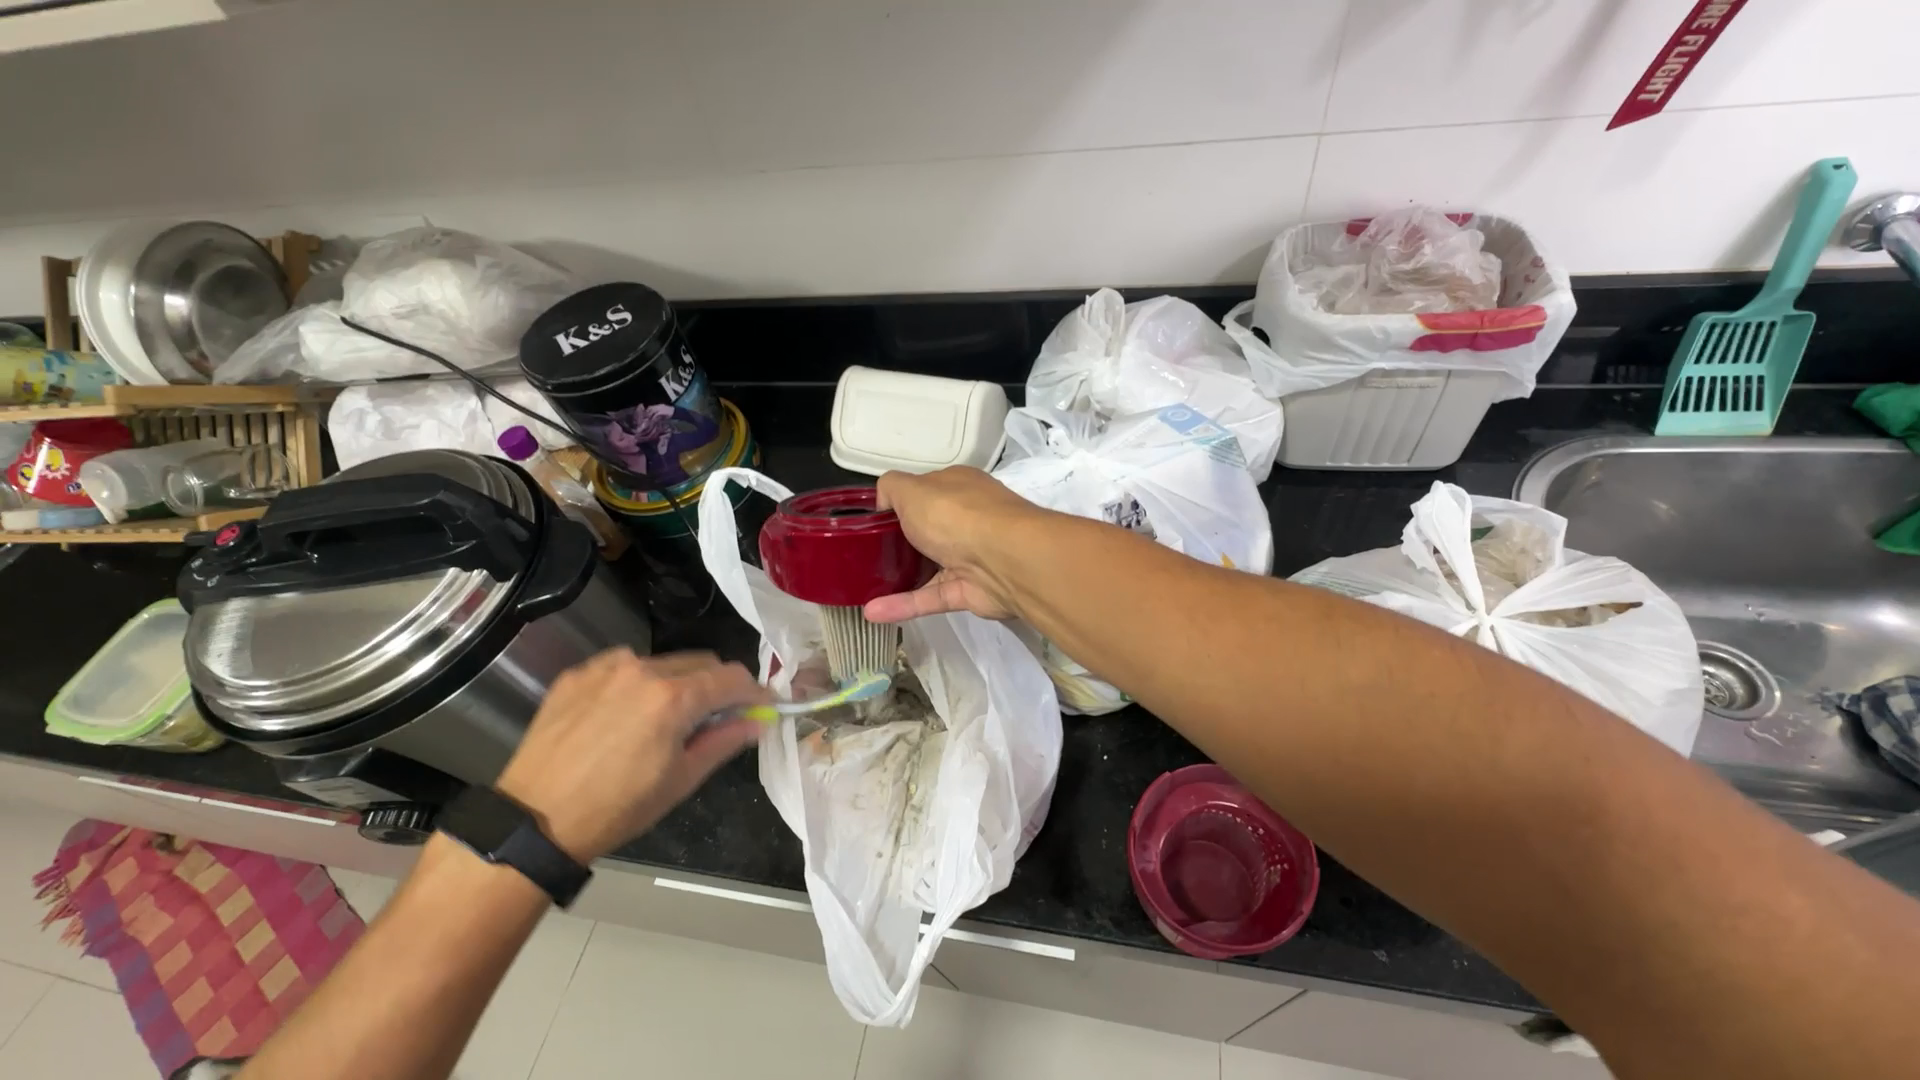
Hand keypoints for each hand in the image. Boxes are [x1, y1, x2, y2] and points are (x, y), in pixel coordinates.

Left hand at [495, 649, 767, 861]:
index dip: (754, 692)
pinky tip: (626, 716)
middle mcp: (642, 669)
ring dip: (678, 683)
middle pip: (702, 662)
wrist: (534, 819)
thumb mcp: (681, 780)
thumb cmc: (617, 808)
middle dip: (718, 686)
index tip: (761, 708)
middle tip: (717, 718)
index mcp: (674, 697)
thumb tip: (757, 721)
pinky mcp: (577, 674)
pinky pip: (623, 667)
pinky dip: (638, 684)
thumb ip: (724, 742)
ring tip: (665, 720)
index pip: (733, 678)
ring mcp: (606, 668)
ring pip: (663, 662)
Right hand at [864, 467, 1043, 623]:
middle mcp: (966, 519)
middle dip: (897, 542)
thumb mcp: (913, 488)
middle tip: (862, 554)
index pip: (924, 492)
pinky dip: (902, 605)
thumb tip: (882, 501)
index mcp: (956, 488)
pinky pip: (930, 597)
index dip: (898, 504)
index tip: (871, 520)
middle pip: (926, 531)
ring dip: (897, 577)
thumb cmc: (956, 514)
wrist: (1005, 559)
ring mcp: (969, 557)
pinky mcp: (968, 591)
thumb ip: (891, 488)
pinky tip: (872, 611)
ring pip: (927, 568)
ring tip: (862, 586)